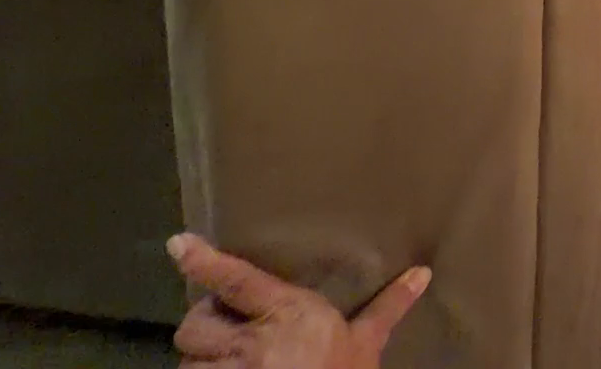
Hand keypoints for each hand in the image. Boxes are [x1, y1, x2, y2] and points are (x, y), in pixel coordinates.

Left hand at [166, 233, 430, 368]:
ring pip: (185, 362)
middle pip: (194, 325)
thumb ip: (386, 307)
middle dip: (203, 324)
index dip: (206, 262)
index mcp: (285, 313)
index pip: (238, 282)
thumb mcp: (366, 344)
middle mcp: (244, 342)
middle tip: (224, 324)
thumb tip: (422, 273)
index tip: (178, 244)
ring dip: (201, 359)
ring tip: (226, 360)